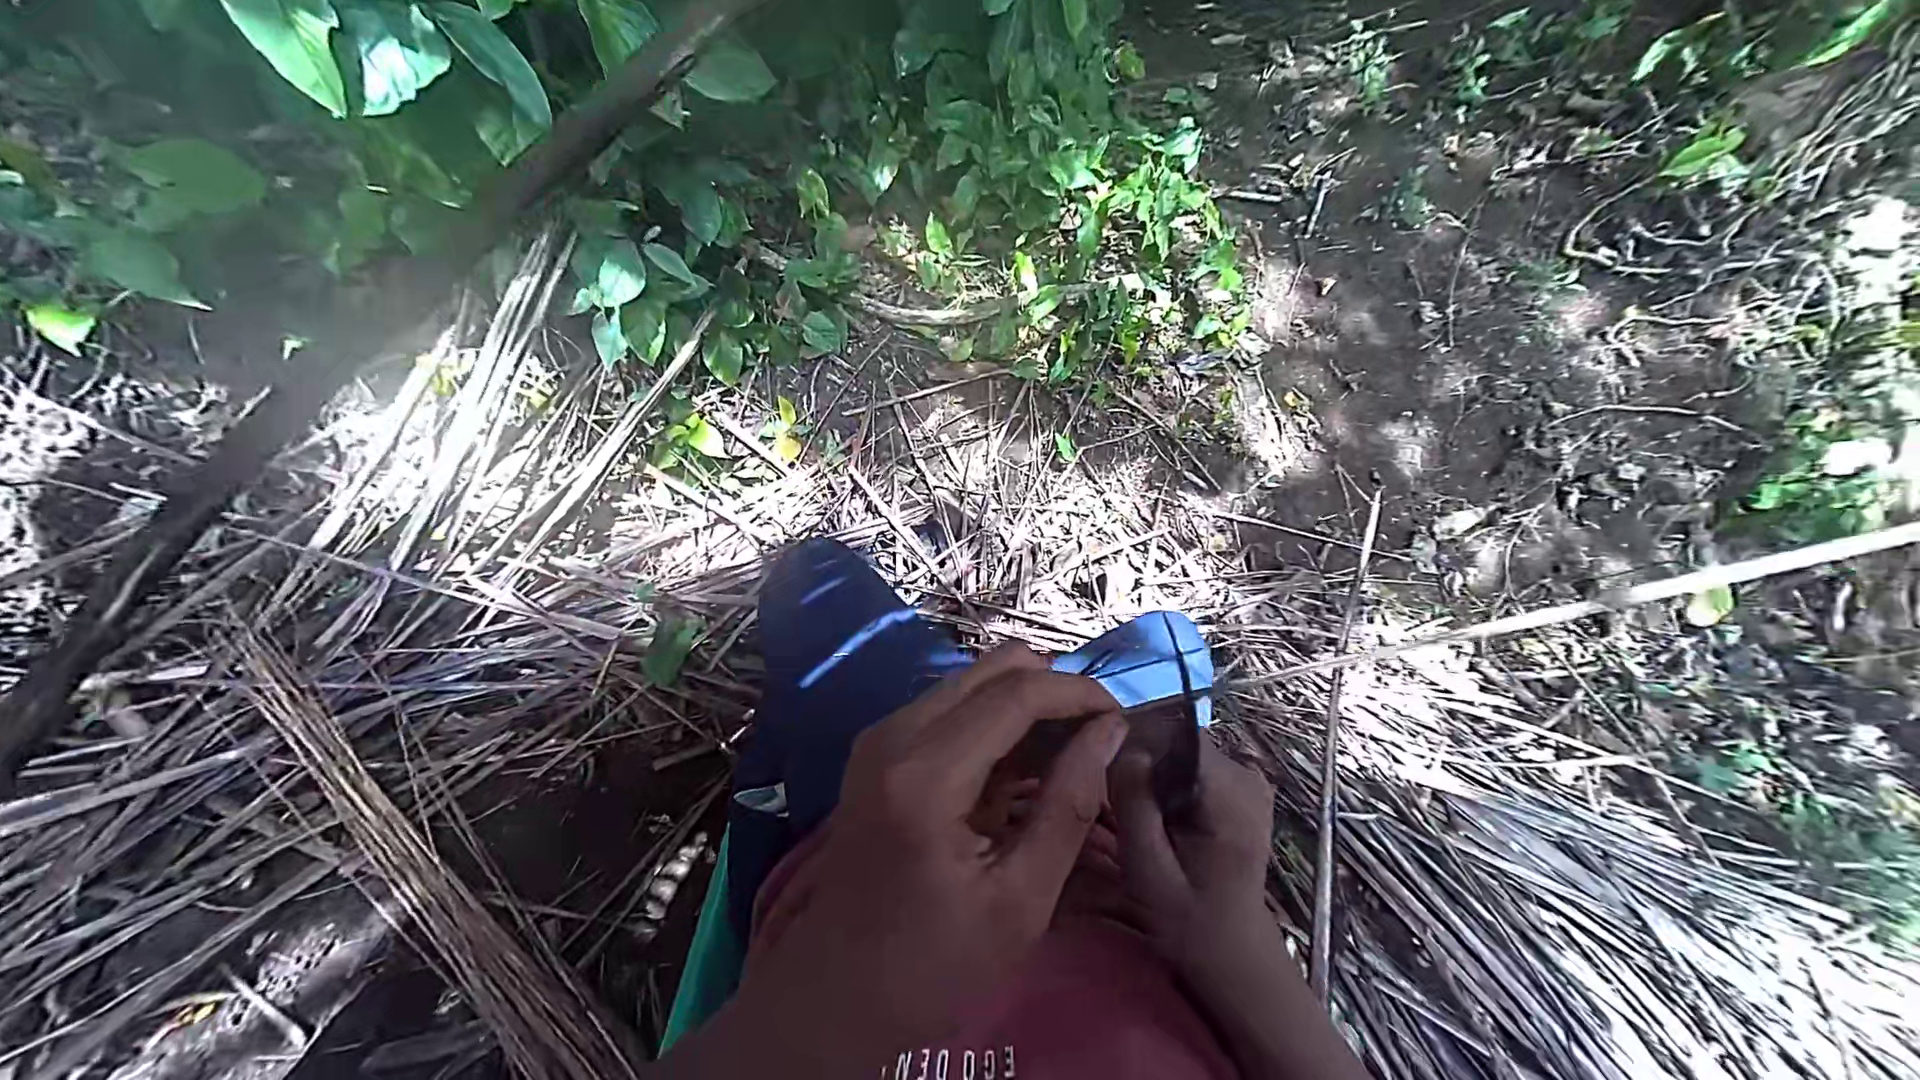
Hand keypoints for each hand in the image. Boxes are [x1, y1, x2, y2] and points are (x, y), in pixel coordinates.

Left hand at [721, 644, 1127, 1074]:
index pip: (1015, 694)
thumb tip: (1110, 731)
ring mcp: (881, 733)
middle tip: (1095, 736)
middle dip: (1053, 689)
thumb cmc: (934, 963)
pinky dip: (994, 719)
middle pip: (992, 670)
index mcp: (925, 774)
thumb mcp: (1021, 899)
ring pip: (973, 679)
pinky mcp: (880, 743)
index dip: (1077, 693)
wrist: (837, 989)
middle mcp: (895, 733)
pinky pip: (951, 703)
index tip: (1120, 719)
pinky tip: (1018, 767)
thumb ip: (1069, 804)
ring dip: (1025, 703)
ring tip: (1063, 756)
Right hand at [1112, 736, 1370, 1079]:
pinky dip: (1169, 781)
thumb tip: (1123, 747)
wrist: (1233, 954)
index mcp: (1231, 794)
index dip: (1136, 747)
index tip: (1109, 775)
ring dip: (1154, 773)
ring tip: (1139, 814)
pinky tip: (1159, 815)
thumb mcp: (1148, 870)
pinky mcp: (1241, 787)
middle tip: (1121, 806)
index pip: (1174, 735)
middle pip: (1175, 740)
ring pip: (1179, 749)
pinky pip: (1190, 762)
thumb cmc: (1190, 920)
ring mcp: (1248, 780)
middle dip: (1143, 764)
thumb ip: (1135, 803)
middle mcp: (1246, 776)